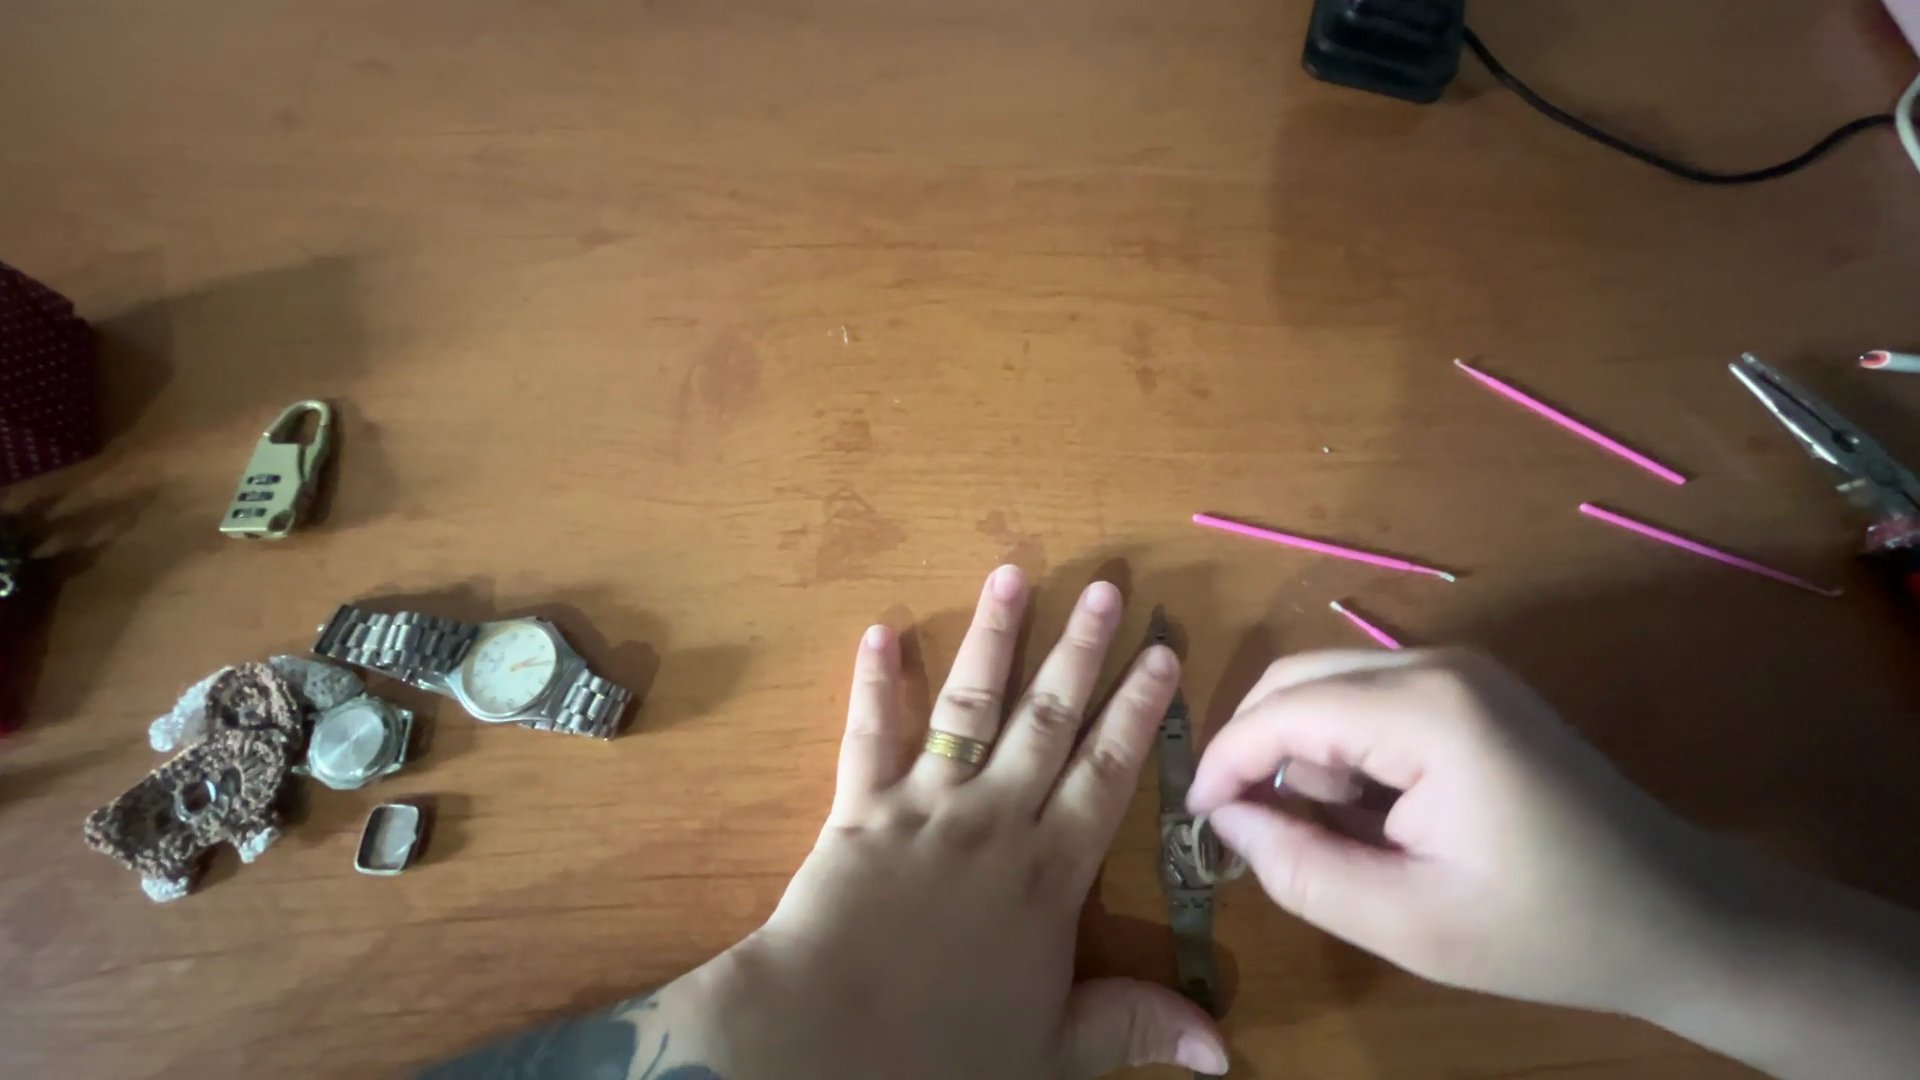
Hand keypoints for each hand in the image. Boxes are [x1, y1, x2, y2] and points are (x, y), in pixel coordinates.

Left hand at [705, 566, 1229, 1078]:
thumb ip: (1135, 1026)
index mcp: (1048, 870)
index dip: (1138, 711)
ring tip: (1011, 575)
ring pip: (970, 704)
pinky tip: (878, 629)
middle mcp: (997, 818)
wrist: (830, 1046)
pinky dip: (872, 680)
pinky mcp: (863, 802)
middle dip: (1080, 651)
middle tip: (1104, 589)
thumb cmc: (945, 1053)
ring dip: (993, 637)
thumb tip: (1227, 1052)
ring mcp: (928, 802)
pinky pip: (869, 732)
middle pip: (1048, 718)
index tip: (1161, 653)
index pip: (1108, 772)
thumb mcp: (1055, 1050)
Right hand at [1188, 649, 1728, 1016]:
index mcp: (1429, 712)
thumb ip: (1298, 868)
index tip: (1197, 815)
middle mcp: (1434, 663)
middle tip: (1245, 819)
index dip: (1226, 759)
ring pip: (1321, 685)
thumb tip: (1224, 817)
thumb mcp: (1410, 925)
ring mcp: (1452, 665)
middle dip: (1253, 747)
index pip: (1284, 712)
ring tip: (1331, 828)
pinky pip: (1358, 695)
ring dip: (1298, 750)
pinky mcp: (1460, 682)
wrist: (1692, 920)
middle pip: (1293, 680)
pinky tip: (1368, 805)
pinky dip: (1336, 745)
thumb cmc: (1552, 931)